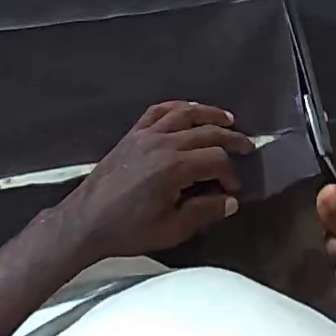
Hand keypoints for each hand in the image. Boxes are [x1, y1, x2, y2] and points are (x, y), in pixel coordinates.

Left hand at [50, 101, 253, 263]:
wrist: (87, 220)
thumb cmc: (129, 229)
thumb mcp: (172, 229)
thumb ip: (204, 211)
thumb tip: (231, 201)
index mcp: (174, 167)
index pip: (216, 160)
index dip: (231, 174)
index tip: (234, 191)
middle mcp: (163, 143)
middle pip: (206, 132)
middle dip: (231, 139)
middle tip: (247, 146)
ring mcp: (146, 134)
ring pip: (184, 113)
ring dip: (209, 113)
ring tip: (227, 119)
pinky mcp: (133, 133)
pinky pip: (158, 111)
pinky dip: (177, 106)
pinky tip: (189, 109)